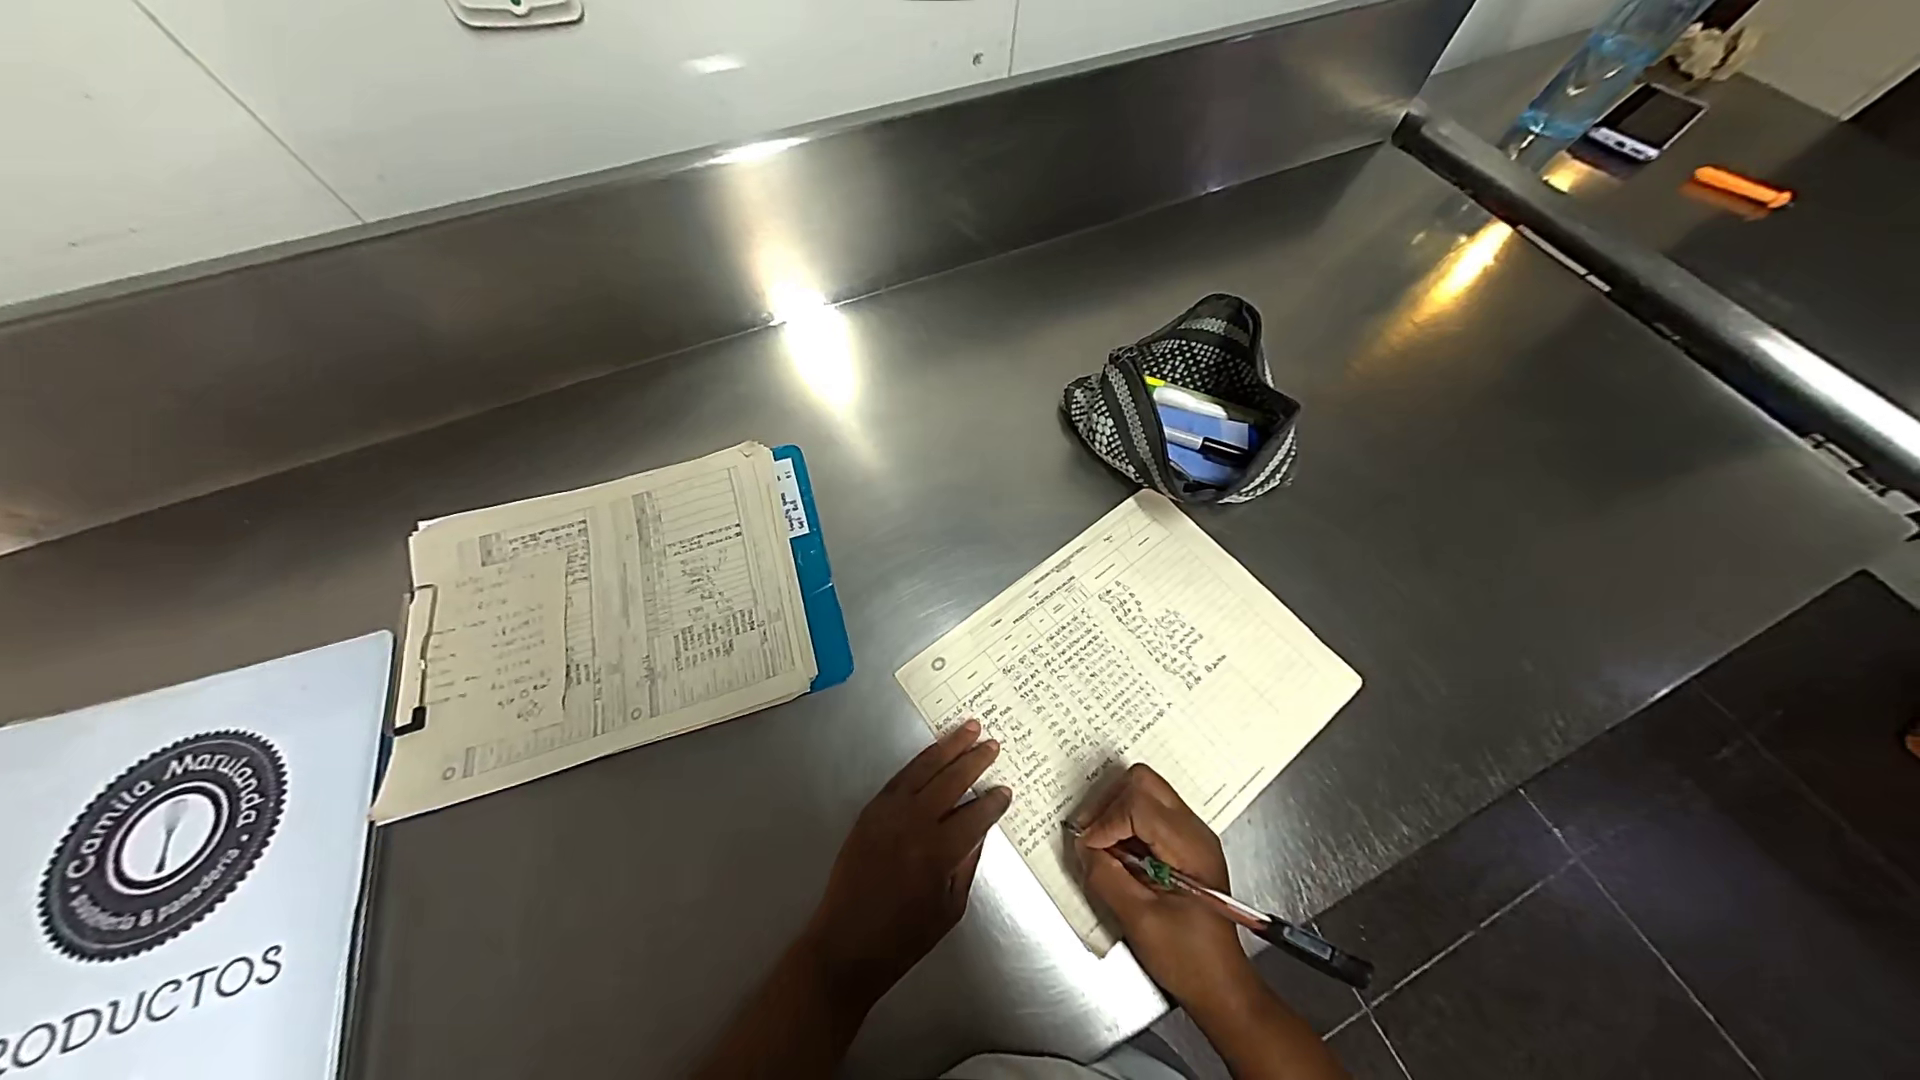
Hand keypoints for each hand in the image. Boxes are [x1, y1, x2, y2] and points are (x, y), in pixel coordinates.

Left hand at [804, 720, 1011, 1006]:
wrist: (845, 943)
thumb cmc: (904, 937)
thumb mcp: (950, 907)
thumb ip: (967, 862)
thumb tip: (980, 827)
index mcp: (938, 852)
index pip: (975, 815)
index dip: (993, 802)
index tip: (1005, 790)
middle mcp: (914, 824)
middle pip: (951, 780)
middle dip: (975, 760)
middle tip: (992, 744)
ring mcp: (888, 813)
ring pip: (924, 768)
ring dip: (949, 746)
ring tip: (969, 729)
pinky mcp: (871, 810)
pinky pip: (901, 777)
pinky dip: (920, 761)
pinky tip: (934, 752)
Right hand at [1073, 764, 1256, 1011]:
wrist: (1221, 986)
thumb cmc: (1189, 959)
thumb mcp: (1139, 920)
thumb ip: (1106, 877)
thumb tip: (1083, 847)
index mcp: (1190, 847)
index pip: (1138, 804)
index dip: (1106, 823)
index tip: (1091, 851)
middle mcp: (1194, 830)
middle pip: (1142, 781)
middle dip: (1108, 804)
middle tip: (1091, 837)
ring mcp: (1190, 833)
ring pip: (1143, 790)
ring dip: (1115, 812)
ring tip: (1104, 849)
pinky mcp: (1181, 842)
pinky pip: (1147, 811)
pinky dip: (1124, 824)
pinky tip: (1118, 855)